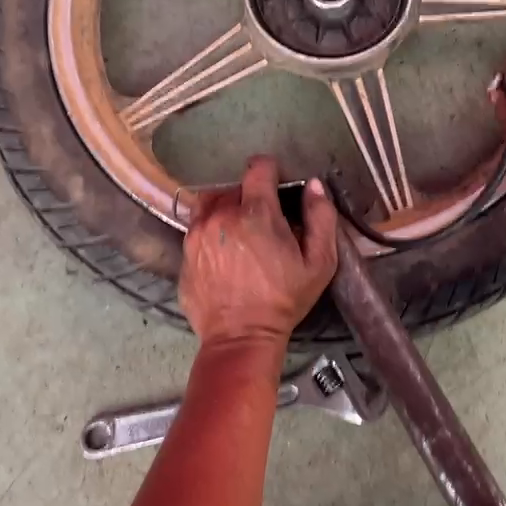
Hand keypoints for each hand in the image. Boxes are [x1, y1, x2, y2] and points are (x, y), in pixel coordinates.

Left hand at [179, 156, 339, 348]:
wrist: (240, 338)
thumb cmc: (284, 299)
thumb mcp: (319, 262)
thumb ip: (321, 217)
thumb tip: (313, 185)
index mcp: (256, 212)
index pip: (259, 167)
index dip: (271, 171)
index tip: (278, 185)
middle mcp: (221, 215)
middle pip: (234, 185)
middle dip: (250, 194)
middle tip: (264, 218)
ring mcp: (197, 233)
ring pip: (212, 201)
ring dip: (226, 207)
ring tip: (240, 229)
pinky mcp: (184, 251)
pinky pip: (198, 226)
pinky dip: (212, 229)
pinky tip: (226, 251)